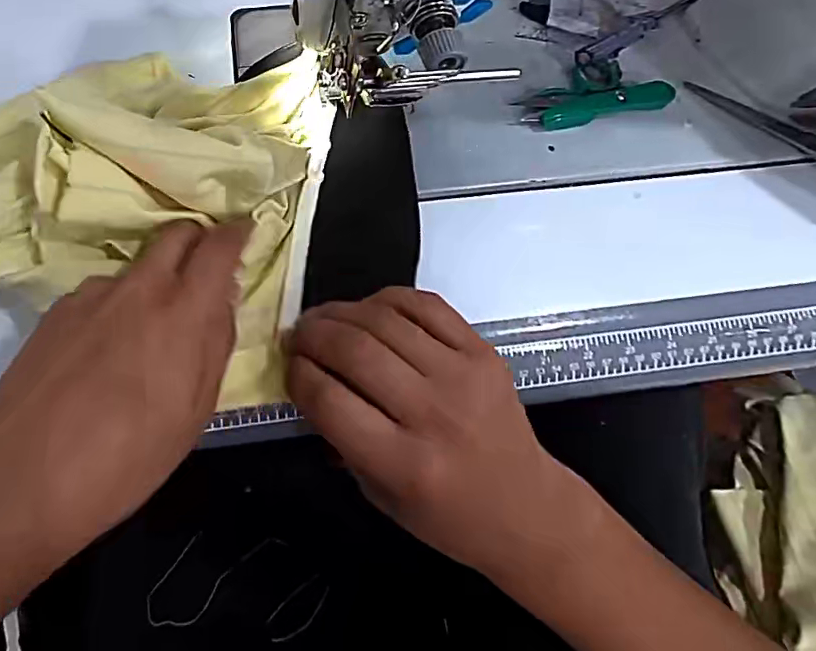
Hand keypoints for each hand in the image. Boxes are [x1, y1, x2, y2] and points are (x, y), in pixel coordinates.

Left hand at [0, 219, 250, 648]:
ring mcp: (94, 293)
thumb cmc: (122, 460)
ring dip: (156, 281)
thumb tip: (222, 300)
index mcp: (182, 311)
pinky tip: (103, 354)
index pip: (219, 245)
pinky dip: (119, 305)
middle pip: (177, 233)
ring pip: (139, 266)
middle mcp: (140, 287)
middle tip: (206, 273)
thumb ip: (216, 345)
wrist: (14, 480)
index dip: (237, 232)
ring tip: (147, 334)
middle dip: (199, 240)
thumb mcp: (193, 414)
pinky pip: (104, 292)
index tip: (245, 233)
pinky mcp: (59, 309)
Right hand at [285, 286, 581, 577]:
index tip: (288, 366)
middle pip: (354, 351)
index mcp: (405, 464)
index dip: (298, 375)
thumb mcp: (380, 495)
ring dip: (342, 311)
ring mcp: (462, 374)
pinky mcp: (482, 350)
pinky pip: (425, 305)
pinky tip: (370, 308)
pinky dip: (388, 299)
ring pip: (384, 320)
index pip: (330, 401)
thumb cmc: (448, 517)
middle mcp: (433, 413)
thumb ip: (341, 438)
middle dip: (313, 335)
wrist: (527, 508)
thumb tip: (308, 379)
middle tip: (297, 334)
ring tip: (324, 318)